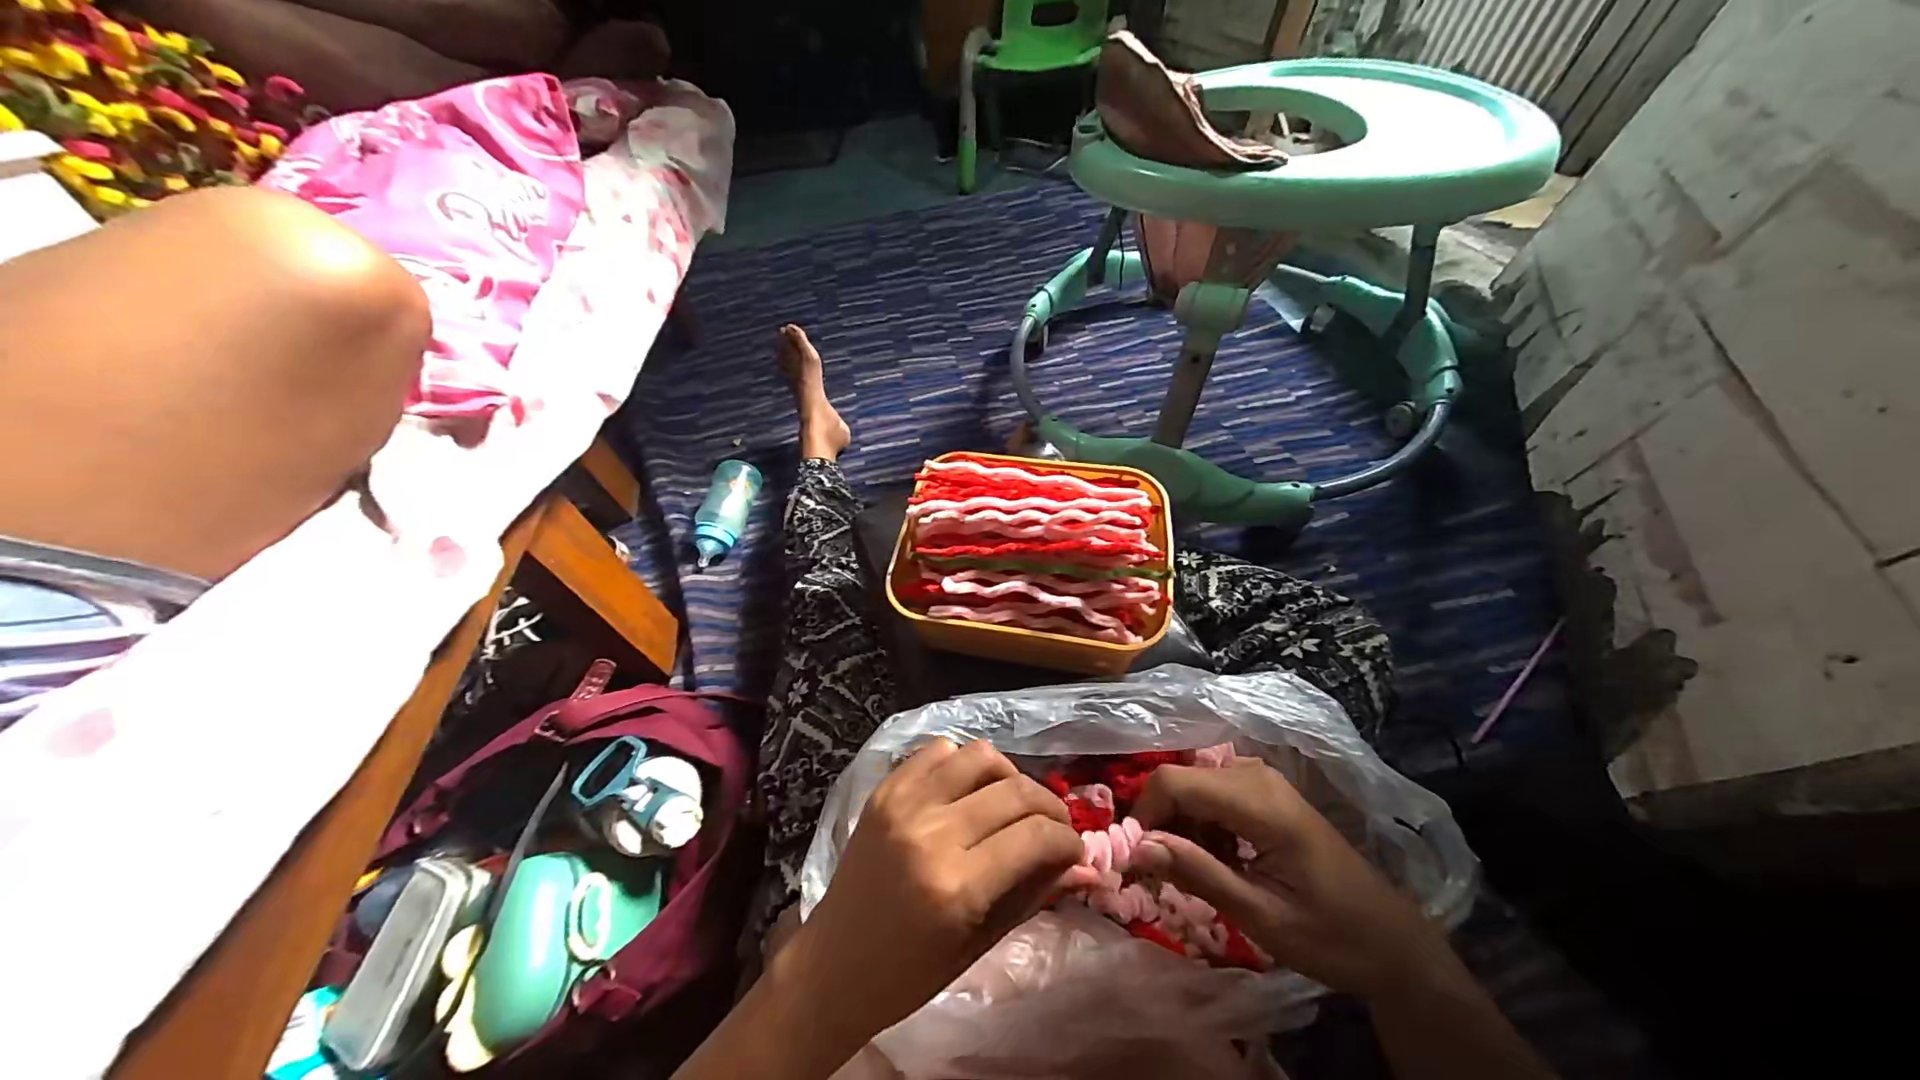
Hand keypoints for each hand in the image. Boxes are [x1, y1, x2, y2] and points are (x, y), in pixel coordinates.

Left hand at [778, 738, 1094, 1048]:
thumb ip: (1032, 894)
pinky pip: (937, 750)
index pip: (1036, 837)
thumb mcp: (980, 944)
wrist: (831, 966)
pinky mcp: (884, 790)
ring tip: (1012, 805)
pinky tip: (968, 791)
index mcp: (956, 886)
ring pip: (980, 756)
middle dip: (1051, 808)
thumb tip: (1081, 865)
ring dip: (1010, 777)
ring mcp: (903, 803)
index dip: (1068, 841)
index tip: (1075, 852)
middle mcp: (931, 832)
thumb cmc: (908, 975)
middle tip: (1055, 829)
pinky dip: (963, 764)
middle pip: (1016, 791)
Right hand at [1129, 758, 1451, 999]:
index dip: (1145, 814)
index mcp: (1260, 803)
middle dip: (1162, 822)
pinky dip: (1202, 823)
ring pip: (1193, 785)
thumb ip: (1197, 873)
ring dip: (1183, 826)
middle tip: (1167, 872)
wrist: (1393, 943)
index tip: (1139, 857)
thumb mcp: (1260, 915)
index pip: (1174, 781)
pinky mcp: (1266, 793)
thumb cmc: (1331, 936)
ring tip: (1199, 871)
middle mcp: (1257, 777)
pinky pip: (1212, 793)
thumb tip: (1137, 846)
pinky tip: (1220, 858)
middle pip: (1181, 779)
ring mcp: (1263, 781)